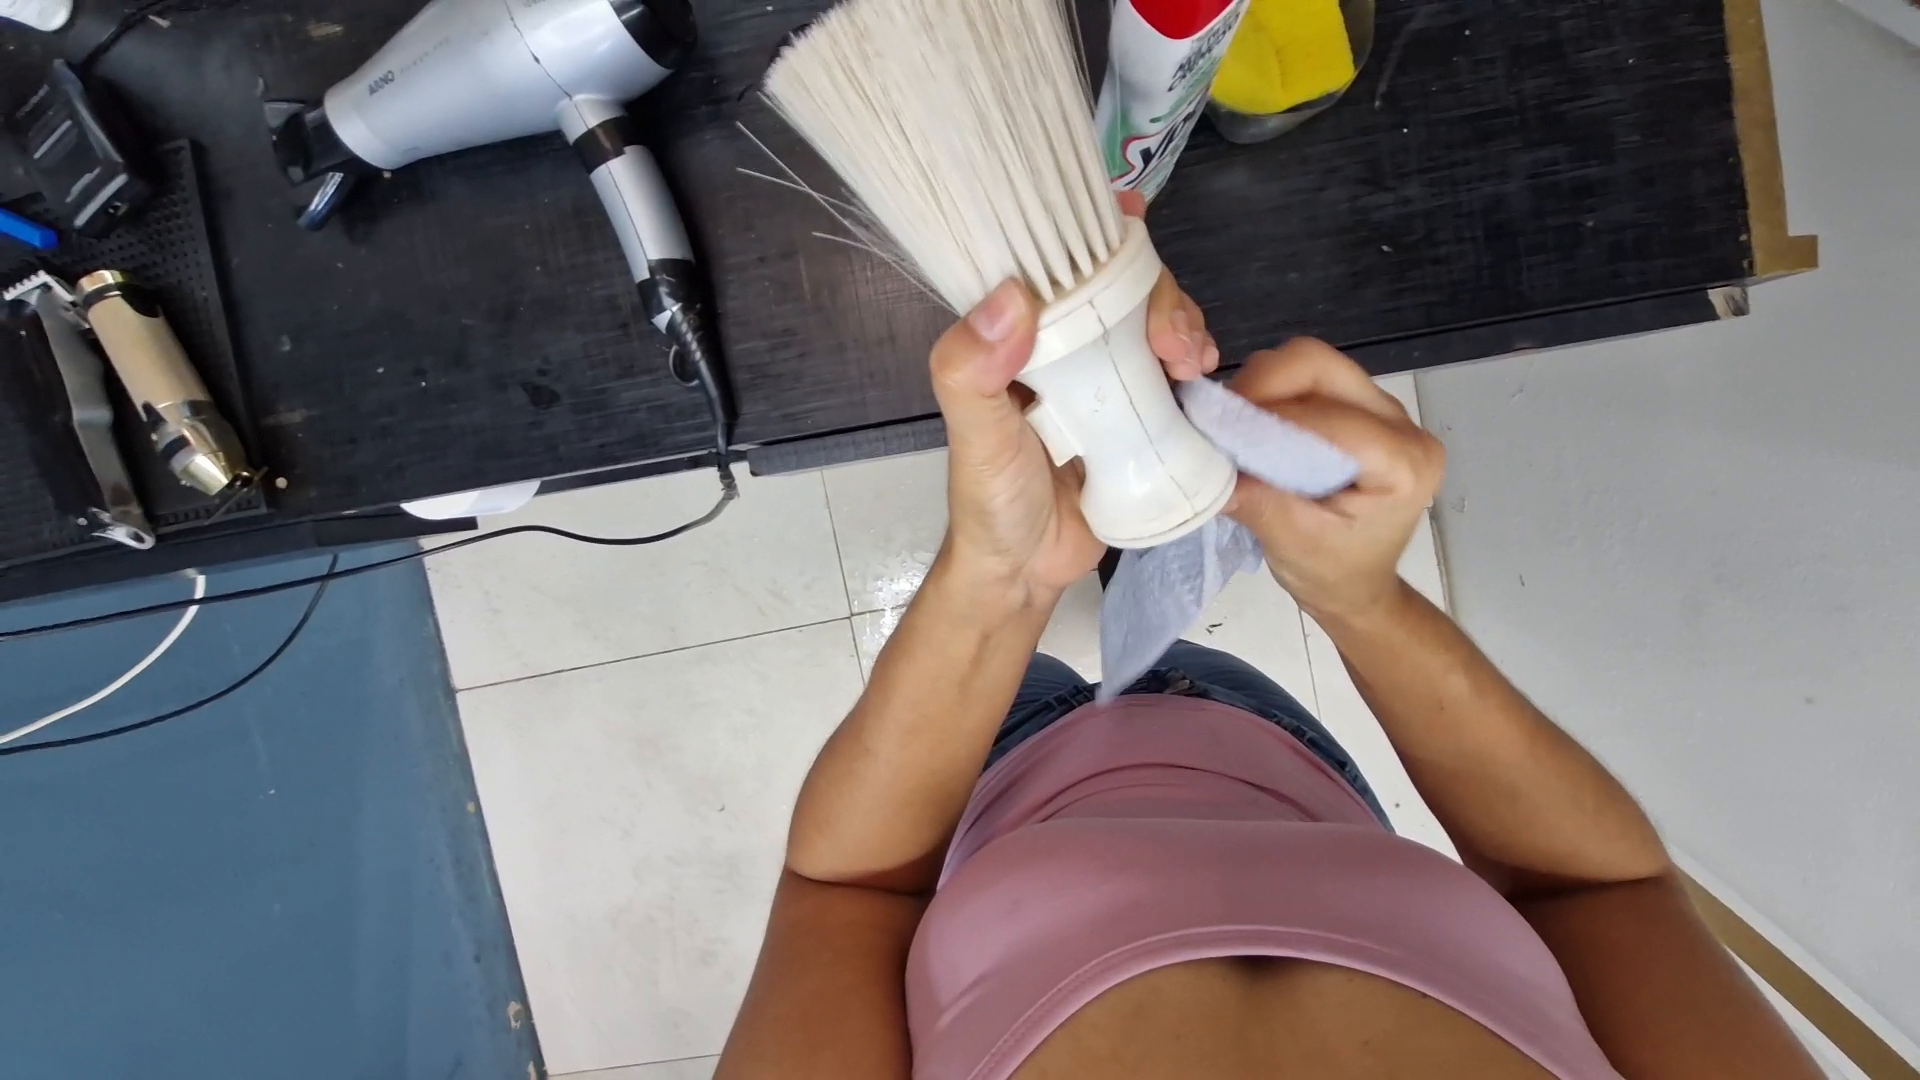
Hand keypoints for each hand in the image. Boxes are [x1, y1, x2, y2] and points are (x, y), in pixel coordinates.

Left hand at [929, 195, 1217, 607]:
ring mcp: (1100, 383)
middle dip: (1155, 295)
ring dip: (1182, 325)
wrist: (1028, 569)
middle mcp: (1060, 352)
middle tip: (1174, 338)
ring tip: (1193, 360)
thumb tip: (1012, 296)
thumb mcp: (975, 437)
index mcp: (1014, 343)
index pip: (1053, 267)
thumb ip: (971, 372)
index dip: (1089, 236)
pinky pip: (1168, 375)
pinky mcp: (1133, 417)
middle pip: (1115, 291)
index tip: (1130, 222)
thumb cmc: (993, 500)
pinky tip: (1202, 376)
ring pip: (1148, 326)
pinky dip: (1191, 365)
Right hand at [1223, 338, 1444, 621]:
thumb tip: (1207, 463)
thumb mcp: (1290, 543)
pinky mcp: (1359, 407)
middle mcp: (1401, 424)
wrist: (1355, 585)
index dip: (1267, 414)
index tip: (1216, 429)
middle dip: (1263, 383)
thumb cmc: (1330, 571)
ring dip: (1266, 385)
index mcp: (1402, 462)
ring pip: (1313, 364)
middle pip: (1321, 366)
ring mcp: (1383, 410)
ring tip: (1236, 424)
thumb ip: (1256, 500)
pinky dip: (1274, 391)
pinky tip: (1253, 424)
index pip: (1327, 415)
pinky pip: (1311, 378)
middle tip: (1223, 418)